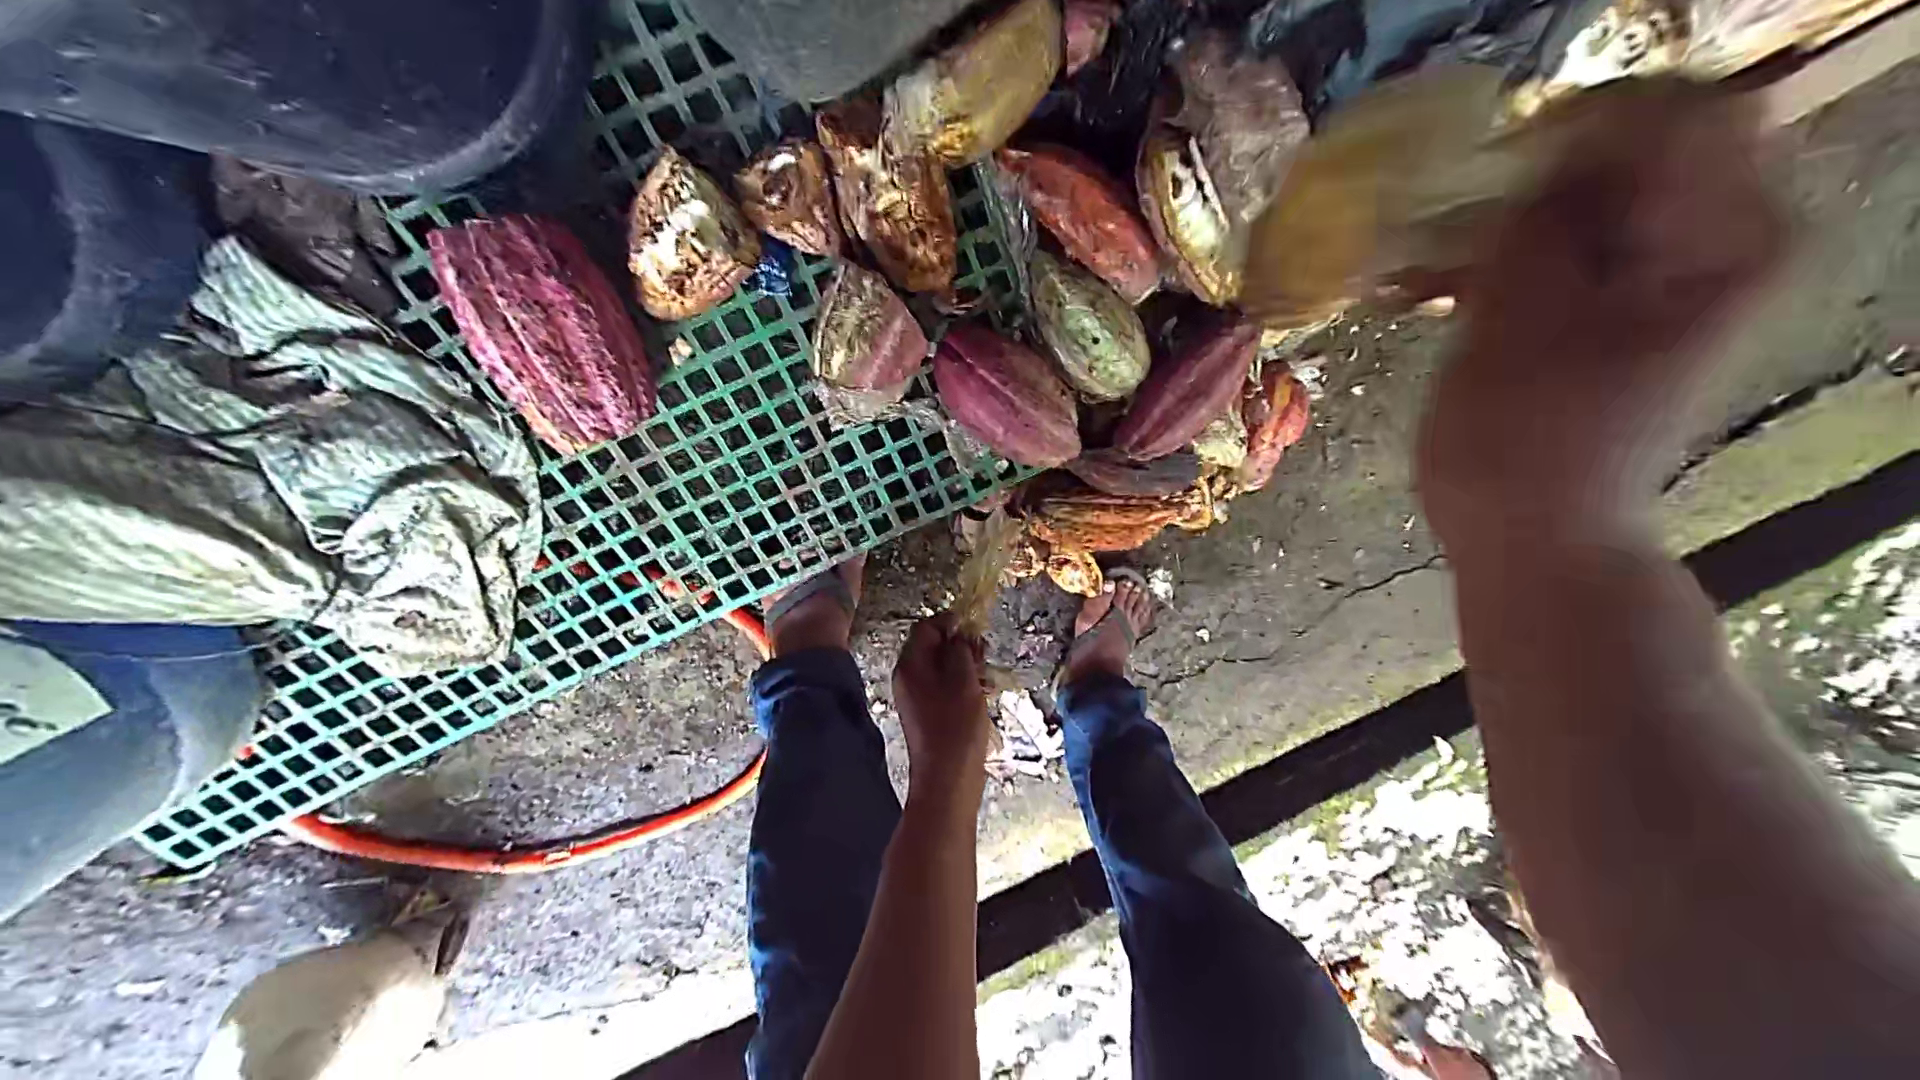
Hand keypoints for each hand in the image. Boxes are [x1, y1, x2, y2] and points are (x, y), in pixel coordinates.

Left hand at [892, 612, 989, 796]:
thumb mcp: (963, 679)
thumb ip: (960, 650)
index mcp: (911, 665)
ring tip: (985, 677)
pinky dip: (961, 684)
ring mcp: (916, 697)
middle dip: (960, 646)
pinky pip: (942, 687)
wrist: (947, 777)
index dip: (950, 622)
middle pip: (932, 647)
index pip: (926, 627)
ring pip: (940, 667)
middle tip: (983, 656)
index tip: (975, 628)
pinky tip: (981, 694)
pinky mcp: (927, 713)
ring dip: (964, 666)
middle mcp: (908, 678)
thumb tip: (959, 633)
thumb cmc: (956, 725)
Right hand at [1419, 79, 1784, 546]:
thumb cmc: (1525, 445)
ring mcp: (1653, 284)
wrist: (1531, 537)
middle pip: (1624, 161)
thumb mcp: (1519, 327)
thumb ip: (1533, 229)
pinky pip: (1552, 258)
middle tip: (1441, 224)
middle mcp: (1709, 247)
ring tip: (1420, 269)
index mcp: (1724, 242)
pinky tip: (1430, 291)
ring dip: (1493, 228)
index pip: (1676, 117)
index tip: (1486, 167)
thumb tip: (1531, 154)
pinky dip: (1492, 264)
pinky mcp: (1601, 316)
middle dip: (1524, 183)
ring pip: (1574, 212)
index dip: (1578, 125)